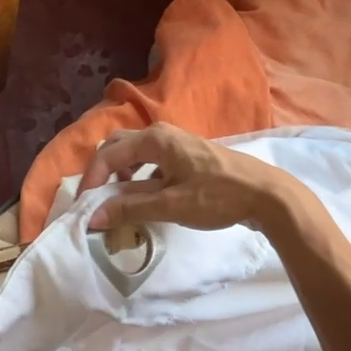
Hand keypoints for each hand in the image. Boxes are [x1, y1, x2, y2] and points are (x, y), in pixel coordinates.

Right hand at [83, 123, 302, 231]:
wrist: (266, 194)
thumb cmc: (218, 197)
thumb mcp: (170, 205)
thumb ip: (130, 208)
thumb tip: (93, 217)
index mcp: (155, 139)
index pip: (107, 155)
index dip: (91, 181)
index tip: (84, 207)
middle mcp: (162, 133)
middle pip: (118, 147)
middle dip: (103, 172)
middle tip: (96, 200)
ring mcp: (177, 143)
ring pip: (136, 154)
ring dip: (121, 175)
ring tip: (118, 201)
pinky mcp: (188, 157)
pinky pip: (152, 161)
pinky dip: (140, 177)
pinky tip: (146, 197)